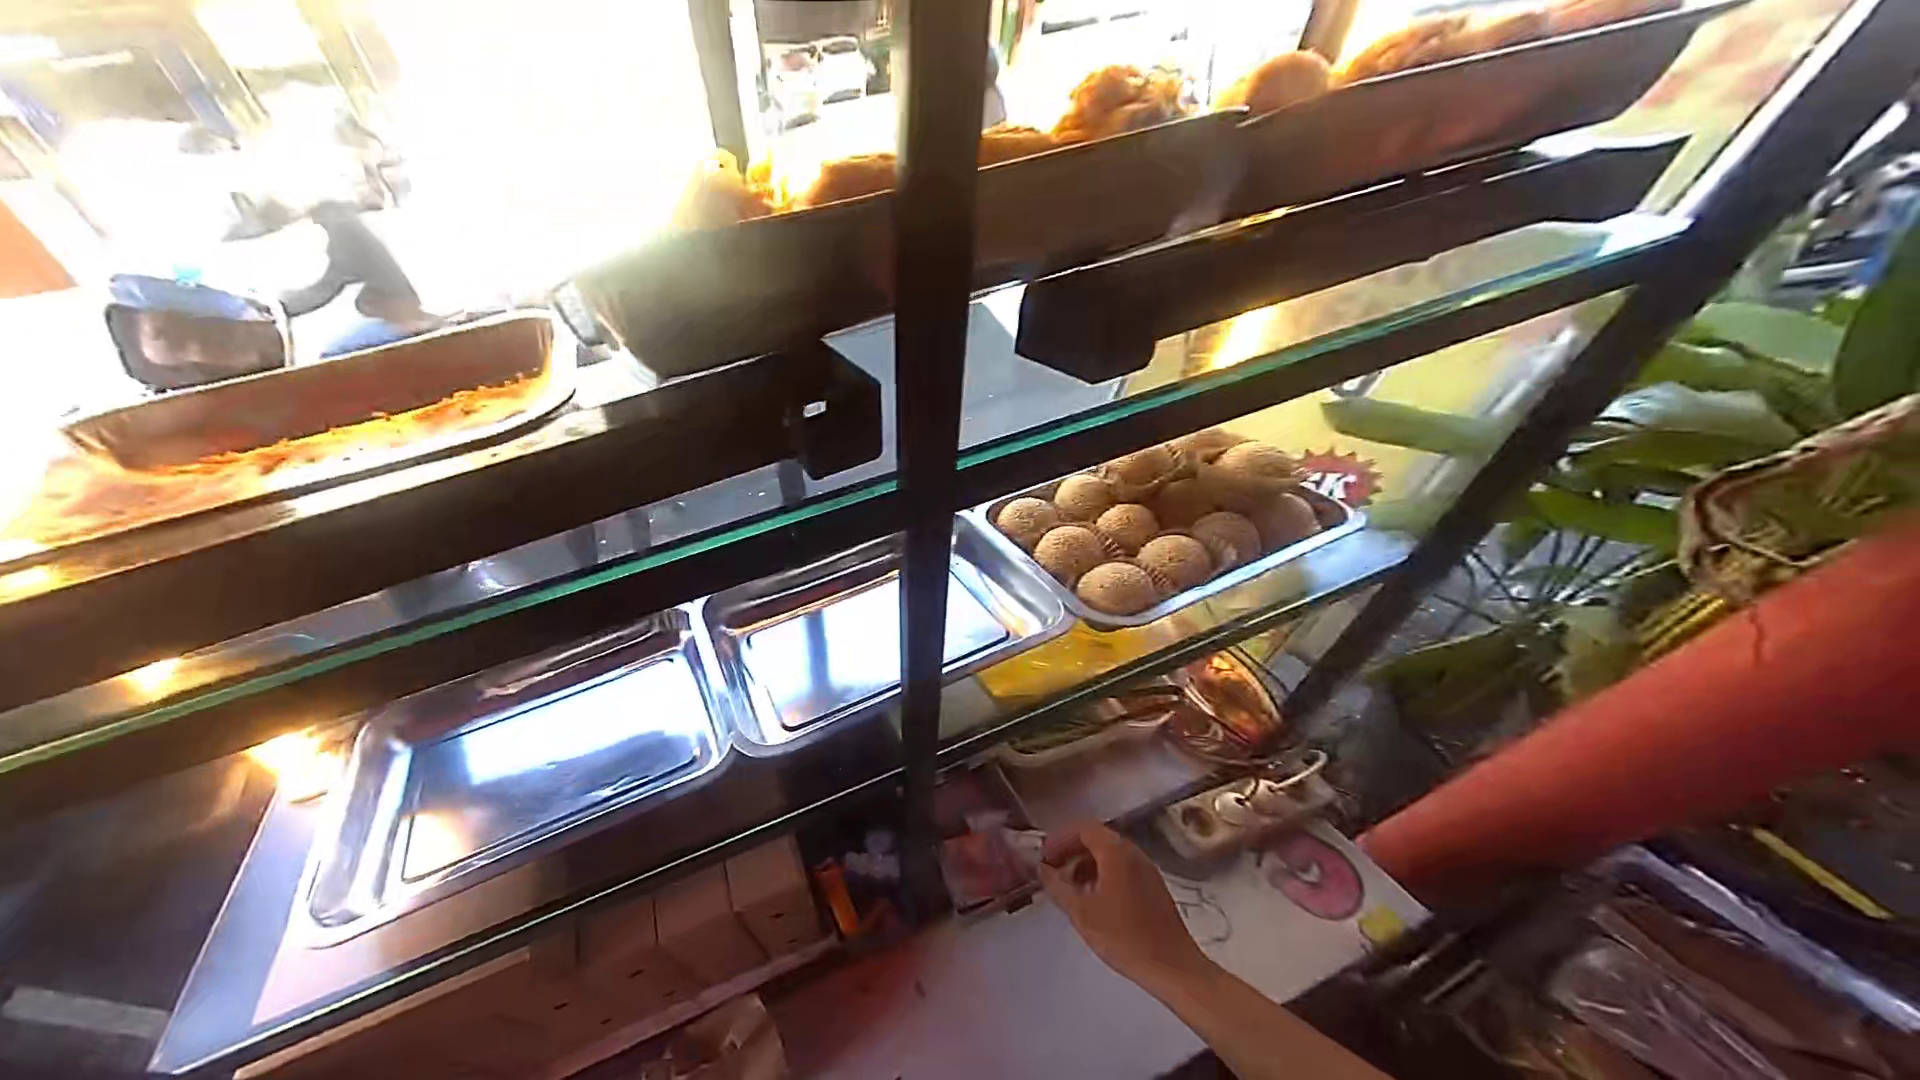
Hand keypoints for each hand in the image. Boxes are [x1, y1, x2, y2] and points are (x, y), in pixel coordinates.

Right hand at [1039, 823, 1212, 991]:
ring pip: (1110, 854)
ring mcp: (1146, 868)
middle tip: (1054, 872)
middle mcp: (1133, 852)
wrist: (1172, 967)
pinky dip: (1103, 874)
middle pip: (1096, 838)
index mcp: (1116, 851)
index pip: (1083, 828)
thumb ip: (1057, 886)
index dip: (1060, 839)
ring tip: (1071, 889)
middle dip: (1071, 852)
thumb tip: (1042, 868)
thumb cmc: (1124, 937)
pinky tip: (1095, 900)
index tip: (1044, 857)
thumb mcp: (1081, 912)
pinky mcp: (1154, 886)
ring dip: (1086, 864)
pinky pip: (1123, 868)